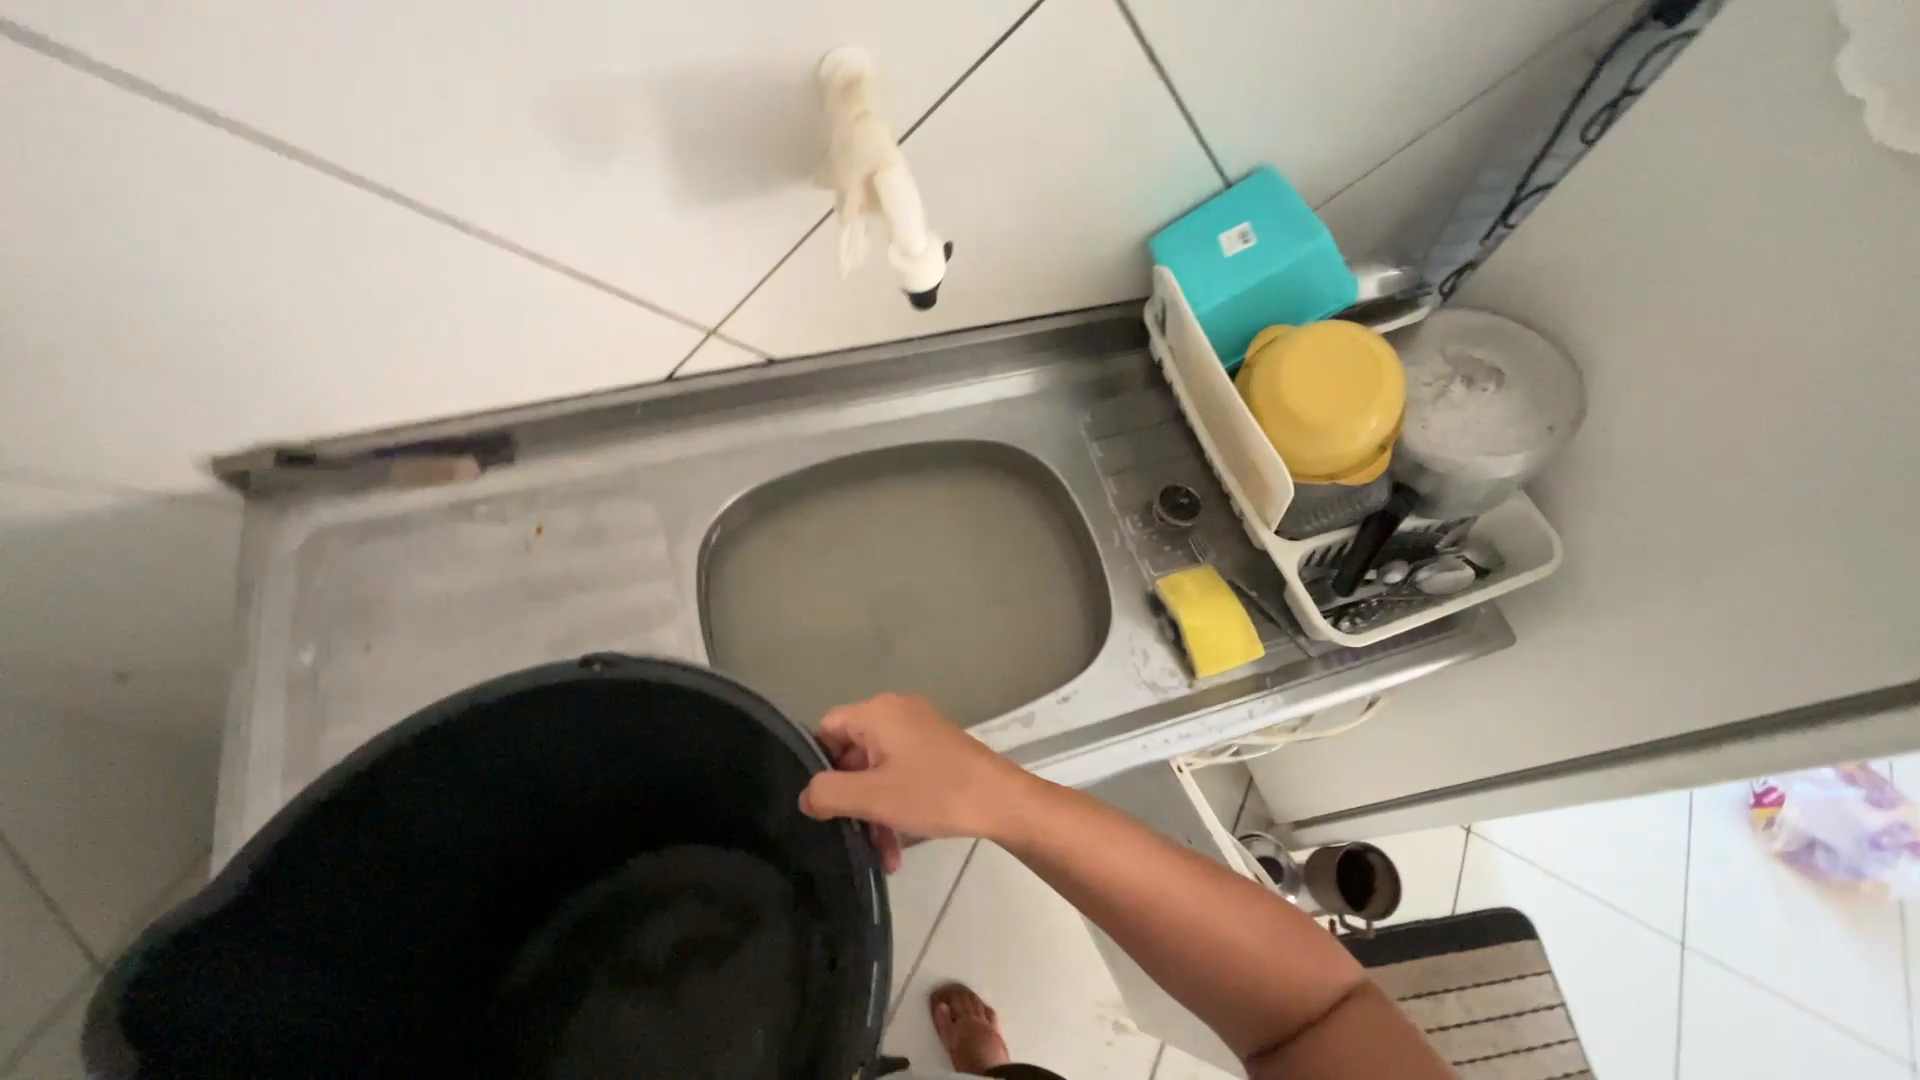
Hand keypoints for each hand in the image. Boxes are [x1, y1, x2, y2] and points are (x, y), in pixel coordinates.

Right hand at [799, 694, 1036, 870]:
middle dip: (851, 797)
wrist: (1001, 802)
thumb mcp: (872, 797)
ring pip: (880, 769)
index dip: (818, 764)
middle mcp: (898, 712)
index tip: (822, 802)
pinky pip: (904, 773)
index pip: (827, 727)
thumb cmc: (933, 793)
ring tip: (883, 854)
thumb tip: (806, 796)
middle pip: (854, 751)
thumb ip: (828, 793)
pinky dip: (897, 804)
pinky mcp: (939, 751)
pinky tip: (900, 847)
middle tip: (851, 835)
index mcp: (878, 712)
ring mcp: (921, 731)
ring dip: (875, 810)